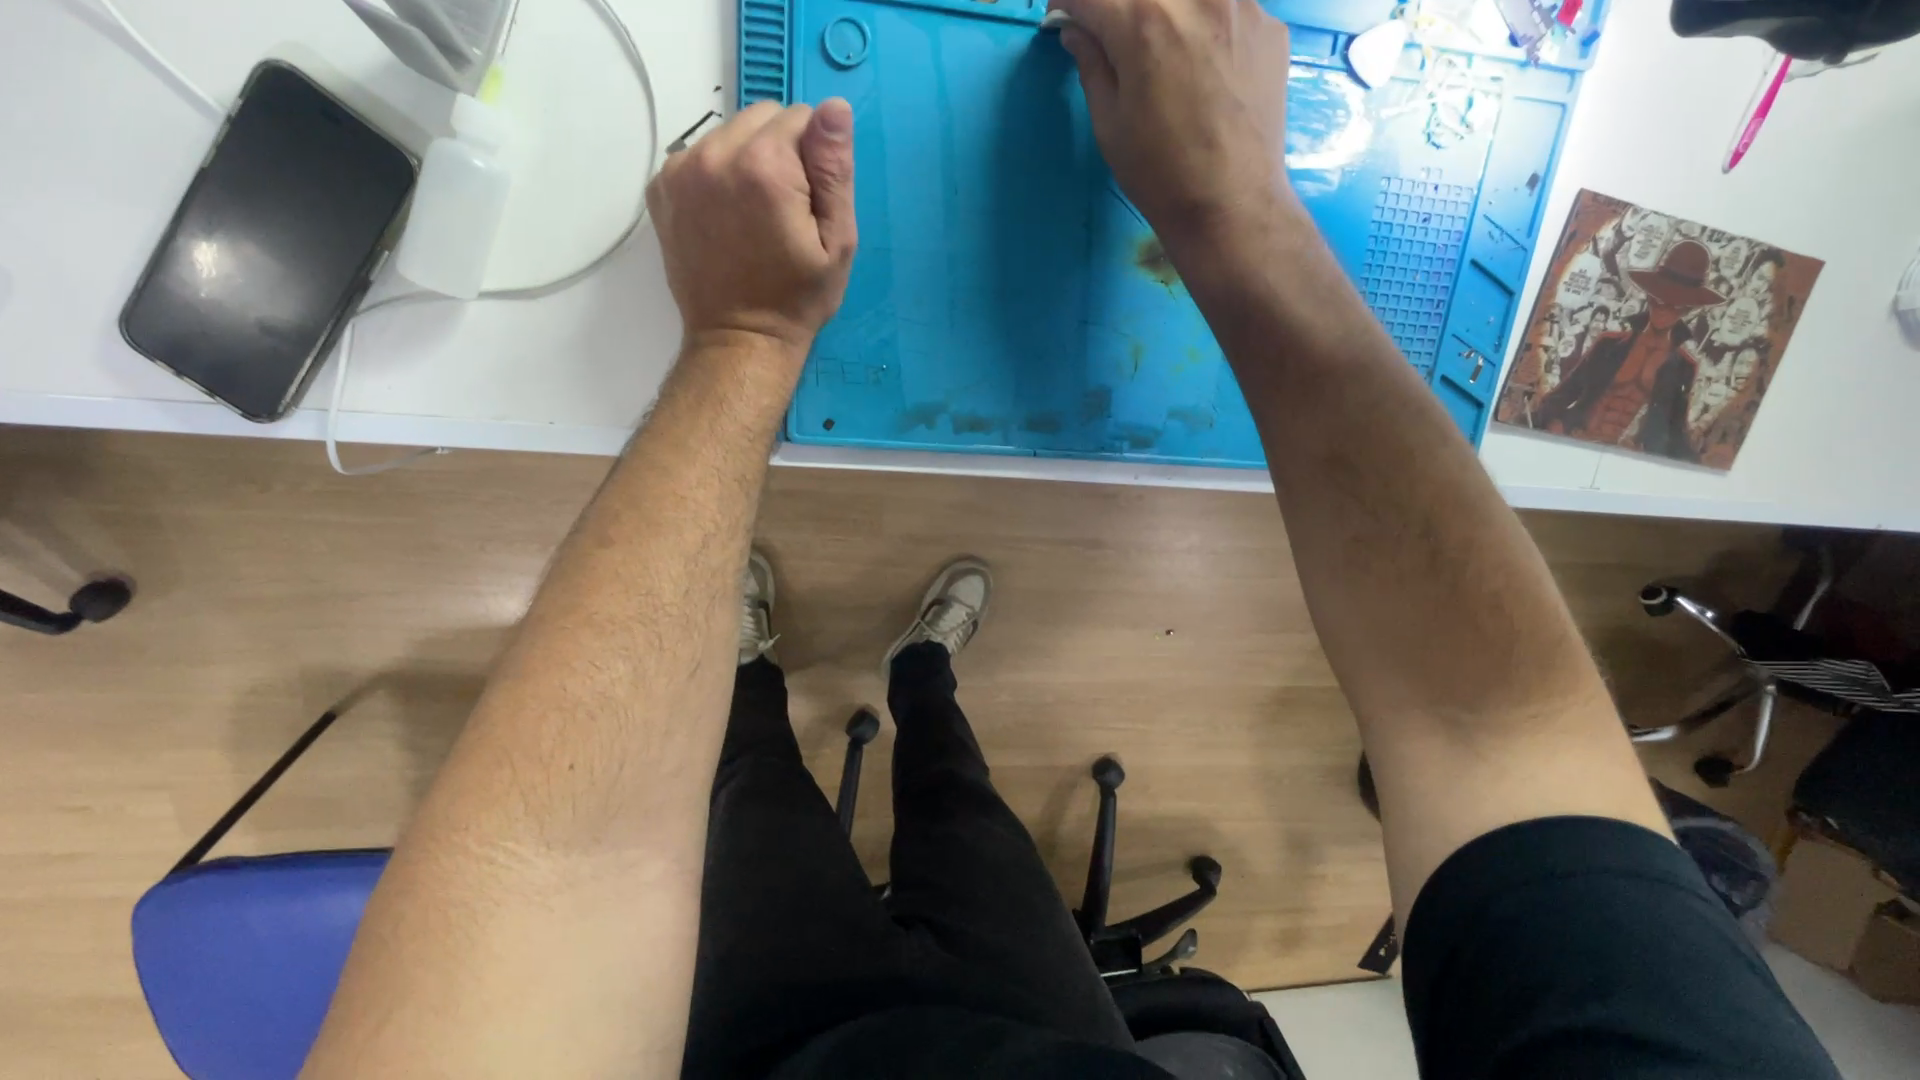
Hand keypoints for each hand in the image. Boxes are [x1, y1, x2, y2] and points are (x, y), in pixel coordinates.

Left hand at [647, 100, 857, 355]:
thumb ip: (835, 170)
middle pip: (762, 117)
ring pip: (730, 132)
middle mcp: (715, 155)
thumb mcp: (838, 241)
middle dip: (781, 152)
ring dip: (748, 160)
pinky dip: (718, 173)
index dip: (816, 158)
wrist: (739, 339)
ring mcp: (681, 170)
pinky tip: (727, 216)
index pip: (802, 117)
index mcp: (764, 167)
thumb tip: (834, 108)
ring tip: (754, 216)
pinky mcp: (662, 186)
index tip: (810, 204)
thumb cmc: (798, 298)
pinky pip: (701, 153)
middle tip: (784, 210)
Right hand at [1051, 0, 1292, 247]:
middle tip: (1111, 34)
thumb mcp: (1109, 123)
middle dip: (1118, 7)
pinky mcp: (1269, 26)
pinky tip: (1203, 64)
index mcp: (1144, 21)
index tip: (1063, 16)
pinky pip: (1228, 7)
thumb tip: (1076, 30)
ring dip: (1167, 13)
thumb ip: (1091, 63)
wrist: (1231, 204)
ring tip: (1162, 50)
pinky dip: (1206, 23)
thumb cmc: (1158, 173)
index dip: (1068, 2)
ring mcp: (1242, 6)